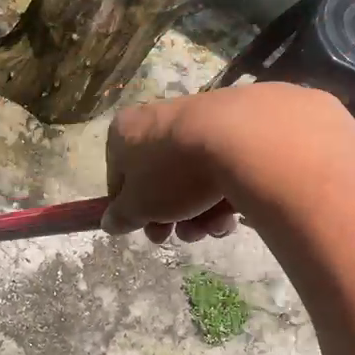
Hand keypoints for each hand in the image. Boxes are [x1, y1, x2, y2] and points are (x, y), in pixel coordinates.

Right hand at [103, 83, 354, 241]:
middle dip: (167, 216)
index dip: (129, 208)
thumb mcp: (136, 207)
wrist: (244, 140)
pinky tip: (232, 215)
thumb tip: (110, 222)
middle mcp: (161, 119)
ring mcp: (203, 119)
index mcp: (126, 132)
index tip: (142, 228)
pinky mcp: (242, 125)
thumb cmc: (173, 173)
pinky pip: (224, 168)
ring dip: (196, 214)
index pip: (117, 176)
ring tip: (210, 229)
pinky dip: (224, 196)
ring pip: (192, 179)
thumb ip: (120, 216)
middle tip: (174, 236)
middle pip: (158, 180)